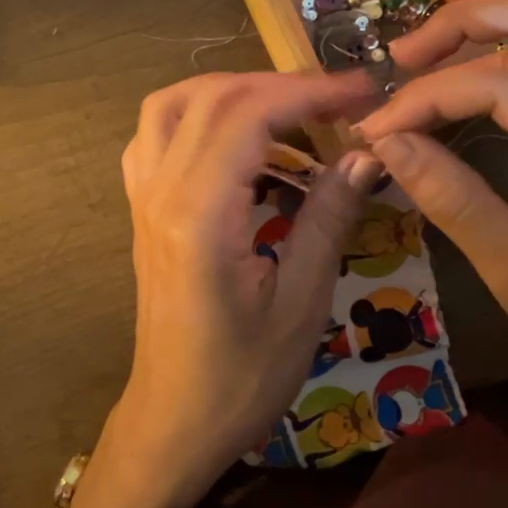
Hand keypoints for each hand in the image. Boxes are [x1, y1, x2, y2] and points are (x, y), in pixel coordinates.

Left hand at [75, 72, 378, 507]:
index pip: (249, 114)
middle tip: (336, 100)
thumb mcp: (301, 304)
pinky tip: (237, 140)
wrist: (174, 423)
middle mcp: (160, 193)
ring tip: (288, 109)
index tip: (362, 91)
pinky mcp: (142, 210)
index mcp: (200, 215)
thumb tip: (365, 154)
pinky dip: (197, 116)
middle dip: (278, 84)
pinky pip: (156, 136)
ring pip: (171, 106)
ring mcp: (142, 199)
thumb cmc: (241, 378)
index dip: (308, 92)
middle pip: (209, 97)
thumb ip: (328, 219)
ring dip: (230, 91)